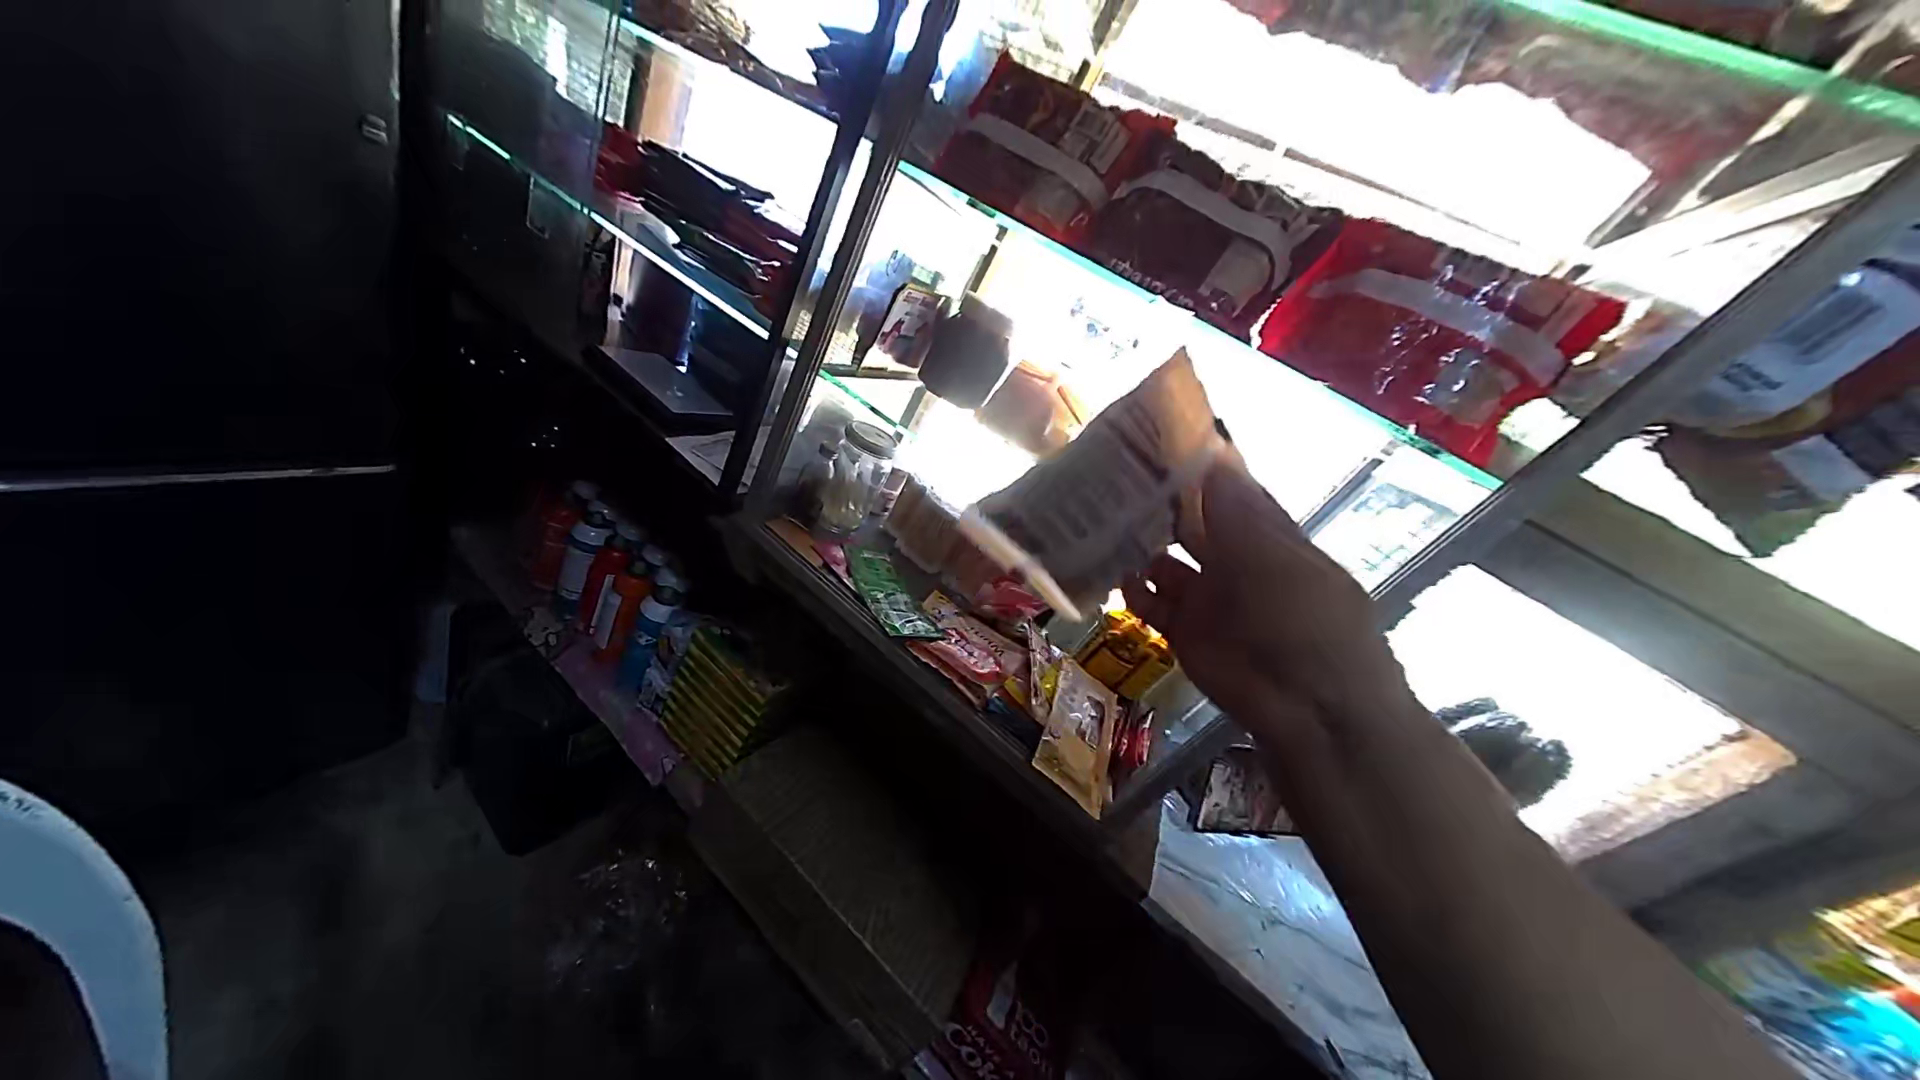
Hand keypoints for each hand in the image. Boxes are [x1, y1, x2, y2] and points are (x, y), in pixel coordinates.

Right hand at [1122, 452, 1418, 745]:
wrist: (1309, 707)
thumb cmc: (1304, 620)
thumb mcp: (1275, 558)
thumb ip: (1237, 513)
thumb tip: (1213, 457)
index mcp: (1266, 537)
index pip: (1227, 494)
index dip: (1198, 471)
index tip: (1158, 443)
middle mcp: (1233, 563)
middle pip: (1190, 526)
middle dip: (1158, 507)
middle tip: (1113, 479)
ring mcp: (1207, 598)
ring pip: (1164, 563)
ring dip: (1139, 547)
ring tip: (1102, 524)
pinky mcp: (1183, 630)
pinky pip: (1150, 603)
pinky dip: (1132, 589)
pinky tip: (1114, 574)